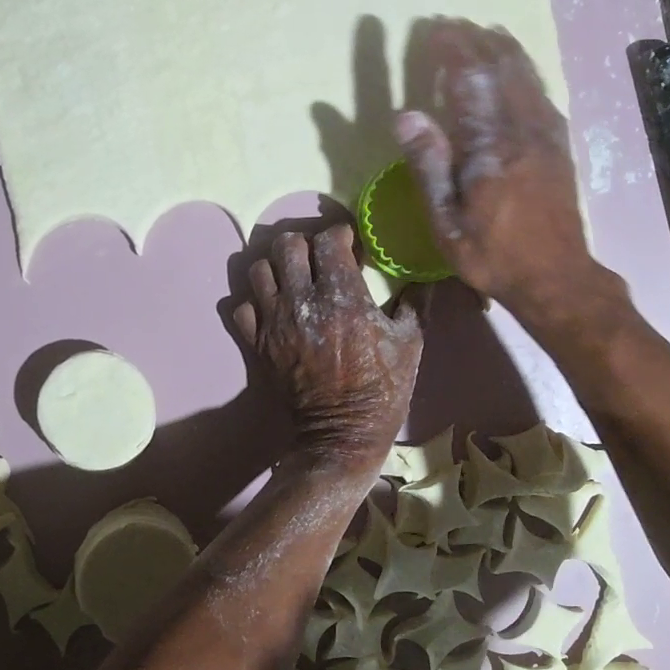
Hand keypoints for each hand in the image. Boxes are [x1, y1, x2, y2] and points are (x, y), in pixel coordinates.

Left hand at [233, 225, 423, 470]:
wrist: (341, 434)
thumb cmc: (381, 390)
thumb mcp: (410, 345)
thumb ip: (416, 303)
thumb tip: (427, 277)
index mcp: (343, 298)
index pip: (328, 241)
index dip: (339, 235)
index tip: (349, 245)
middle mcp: (303, 303)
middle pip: (287, 246)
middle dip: (305, 244)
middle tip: (318, 258)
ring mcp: (275, 323)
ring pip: (259, 269)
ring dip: (277, 268)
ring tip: (293, 279)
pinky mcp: (258, 344)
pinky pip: (242, 306)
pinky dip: (255, 302)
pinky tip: (274, 309)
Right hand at [394, 18, 600, 319]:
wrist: (555, 275)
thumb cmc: (492, 255)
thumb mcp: (446, 223)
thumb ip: (428, 166)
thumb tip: (405, 114)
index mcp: (489, 147)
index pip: (468, 80)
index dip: (452, 49)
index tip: (432, 29)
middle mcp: (521, 129)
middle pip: (499, 67)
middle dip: (474, 40)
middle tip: (451, 23)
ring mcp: (545, 134)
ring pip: (525, 74)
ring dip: (501, 48)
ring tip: (481, 31)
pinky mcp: (559, 144)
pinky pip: (541, 91)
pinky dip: (524, 69)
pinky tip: (515, 65)